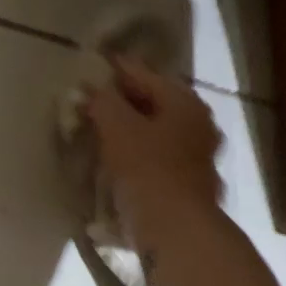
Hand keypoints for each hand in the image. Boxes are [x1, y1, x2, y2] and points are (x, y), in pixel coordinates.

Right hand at [85, 56, 221, 248]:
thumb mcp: (117, 130)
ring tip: (103, 125)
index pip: (146, 76)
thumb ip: (103, 104)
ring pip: (158, 126)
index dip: (120, 69)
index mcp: (184, 103)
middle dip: (127, 97)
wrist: (173, 223)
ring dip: (132, 123)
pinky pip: (158, 150)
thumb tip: (88, 89)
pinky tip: (120, 154)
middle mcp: (197, 121)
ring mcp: (196, 150)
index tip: (100, 62)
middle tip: (97, 95)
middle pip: (156, 101)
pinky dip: (139, 146)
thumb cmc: (146, 169)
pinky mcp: (187, 176)